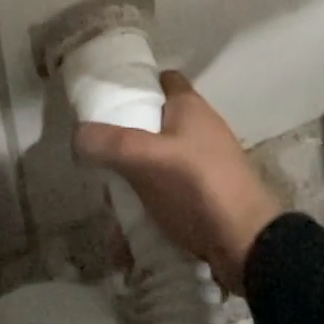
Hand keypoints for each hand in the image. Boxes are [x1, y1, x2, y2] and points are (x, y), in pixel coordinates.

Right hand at [73, 71, 282, 292]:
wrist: (246, 243)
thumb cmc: (198, 187)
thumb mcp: (147, 160)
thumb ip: (111, 144)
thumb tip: (77, 134)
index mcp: (191, 108)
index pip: (164, 80)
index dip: (138, 85)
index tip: (108, 101)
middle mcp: (202, 129)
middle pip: (158, 122)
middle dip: (128, 138)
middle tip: (100, 156)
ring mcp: (207, 163)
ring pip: (162, 160)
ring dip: (137, 176)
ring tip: (111, 197)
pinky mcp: (208, 195)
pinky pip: (171, 192)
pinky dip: (152, 202)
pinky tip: (131, 226)